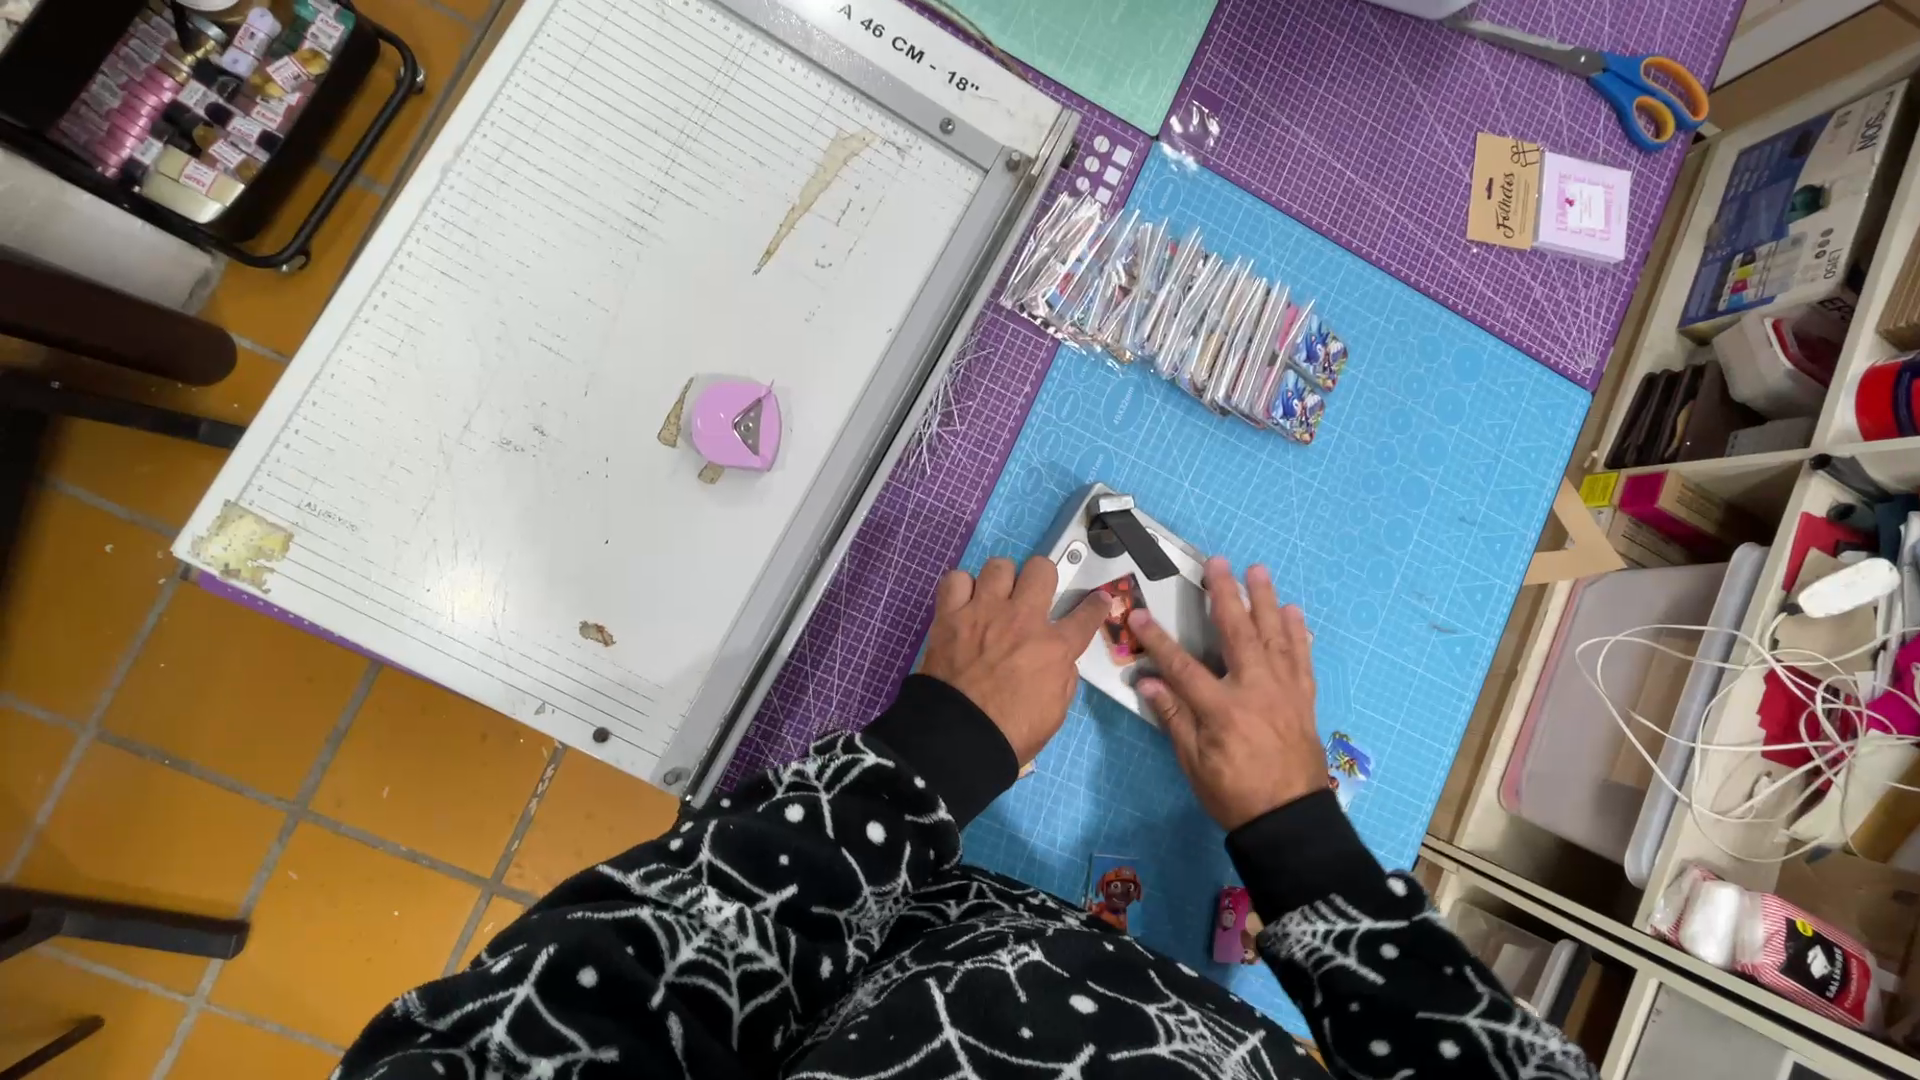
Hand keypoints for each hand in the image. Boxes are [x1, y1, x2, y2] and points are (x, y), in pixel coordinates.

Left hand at [920, 556, 1107, 763]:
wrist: (959, 738)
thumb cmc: (1012, 733)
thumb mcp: (1055, 712)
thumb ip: (1062, 677)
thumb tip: (1059, 658)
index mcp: (1054, 647)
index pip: (1086, 615)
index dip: (1096, 605)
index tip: (1097, 600)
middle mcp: (1022, 619)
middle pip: (1041, 569)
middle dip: (1042, 578)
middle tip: (1033, 596)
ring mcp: (984, 612)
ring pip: (999, 566)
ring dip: (1001, 580)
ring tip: (994, 598)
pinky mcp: (949, 615)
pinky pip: (956, 579)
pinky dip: (961, 588)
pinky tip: (963, 603)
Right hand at [1128, 557, 1324, 830]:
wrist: (1291, 821)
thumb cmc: (1235, 794)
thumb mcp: (1194, 764)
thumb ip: (1175, 719)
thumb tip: (1150, 682)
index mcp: (1223, 710)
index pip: (1182, 667)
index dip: (1158, 640)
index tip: (1137, 615)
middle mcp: (1256, 690)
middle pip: (1238, 633)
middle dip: (1225, 595)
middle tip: (1218, 563)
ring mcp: (1284, 692)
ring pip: (1275, 636)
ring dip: (1266, 601)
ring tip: (1259, 571)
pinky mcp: (1303, 699)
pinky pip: (1302, 658)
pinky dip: (1298, 633)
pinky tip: (1294, 613)